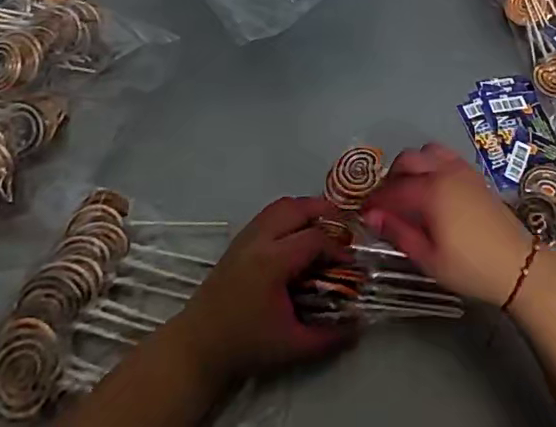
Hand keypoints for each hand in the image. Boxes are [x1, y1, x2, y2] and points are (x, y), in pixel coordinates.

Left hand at [176, 196, 355, 376]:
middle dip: (327, 216)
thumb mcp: (291, 346)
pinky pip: (271, 213)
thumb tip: (360, 326)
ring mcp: (246, 237)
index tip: (350, 264)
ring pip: (284, 205)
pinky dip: (291, 215)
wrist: (195, 349)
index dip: (338, 248)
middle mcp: (259, 240)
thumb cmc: (245, 345)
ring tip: (324, 230)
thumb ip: (329, 337)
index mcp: (272, 262)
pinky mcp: (239, 240)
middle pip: (301, 208)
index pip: (316, 238)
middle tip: (343, 234)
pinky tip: (299, 236)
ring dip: (308, 211)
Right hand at [361, 143, 536, 303]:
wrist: (516, 263)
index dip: (374, 201)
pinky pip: (446, 156)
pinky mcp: (474, 174)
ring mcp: (463, 169)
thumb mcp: (427, 257)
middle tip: (384, 204)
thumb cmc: (469, 266)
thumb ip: (398, 232)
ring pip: (428, 151)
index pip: (392, 190)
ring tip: (407, 193)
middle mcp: (446, 172)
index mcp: (432, 192)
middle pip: (408, 159)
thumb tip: (371, 216)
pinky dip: (431, 164)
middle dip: (391, 178)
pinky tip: (431, 189)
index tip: (363, 214)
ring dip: (413, 165)